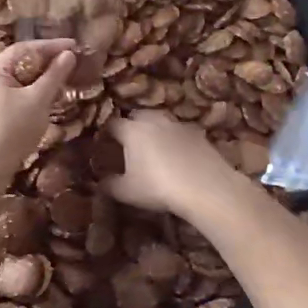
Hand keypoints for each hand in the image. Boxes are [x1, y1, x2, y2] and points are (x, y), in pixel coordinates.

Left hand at [0, 39, 75, 183]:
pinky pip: (15, 92)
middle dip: (47, 61)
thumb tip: (68, 55)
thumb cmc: (12, 129)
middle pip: (20, 62)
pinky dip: (33, 91)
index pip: (24, 48)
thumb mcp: (38, 99)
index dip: (51, 45)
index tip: (75, 45)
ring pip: (19, 79)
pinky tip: (49, 95)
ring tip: (66, 76)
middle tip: (73, 60)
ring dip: (42, 77)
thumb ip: (54, 75)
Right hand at [102, 111, 251, 215]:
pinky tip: (176, 156)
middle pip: (138, 116)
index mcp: (131, 130)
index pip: (112, 125)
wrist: (207, 189)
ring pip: (161, 121)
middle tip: (128, 143)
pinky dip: (175, 140)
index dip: (106, 134)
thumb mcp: (125, 191)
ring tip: (153, 148)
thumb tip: (100, 181)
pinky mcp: (199, 134)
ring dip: (155, 130)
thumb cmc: (158, 187)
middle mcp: (154, 121)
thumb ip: (109, 184)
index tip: (103, 145)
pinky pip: (180, 132)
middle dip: (131, 125)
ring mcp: (179, 126)